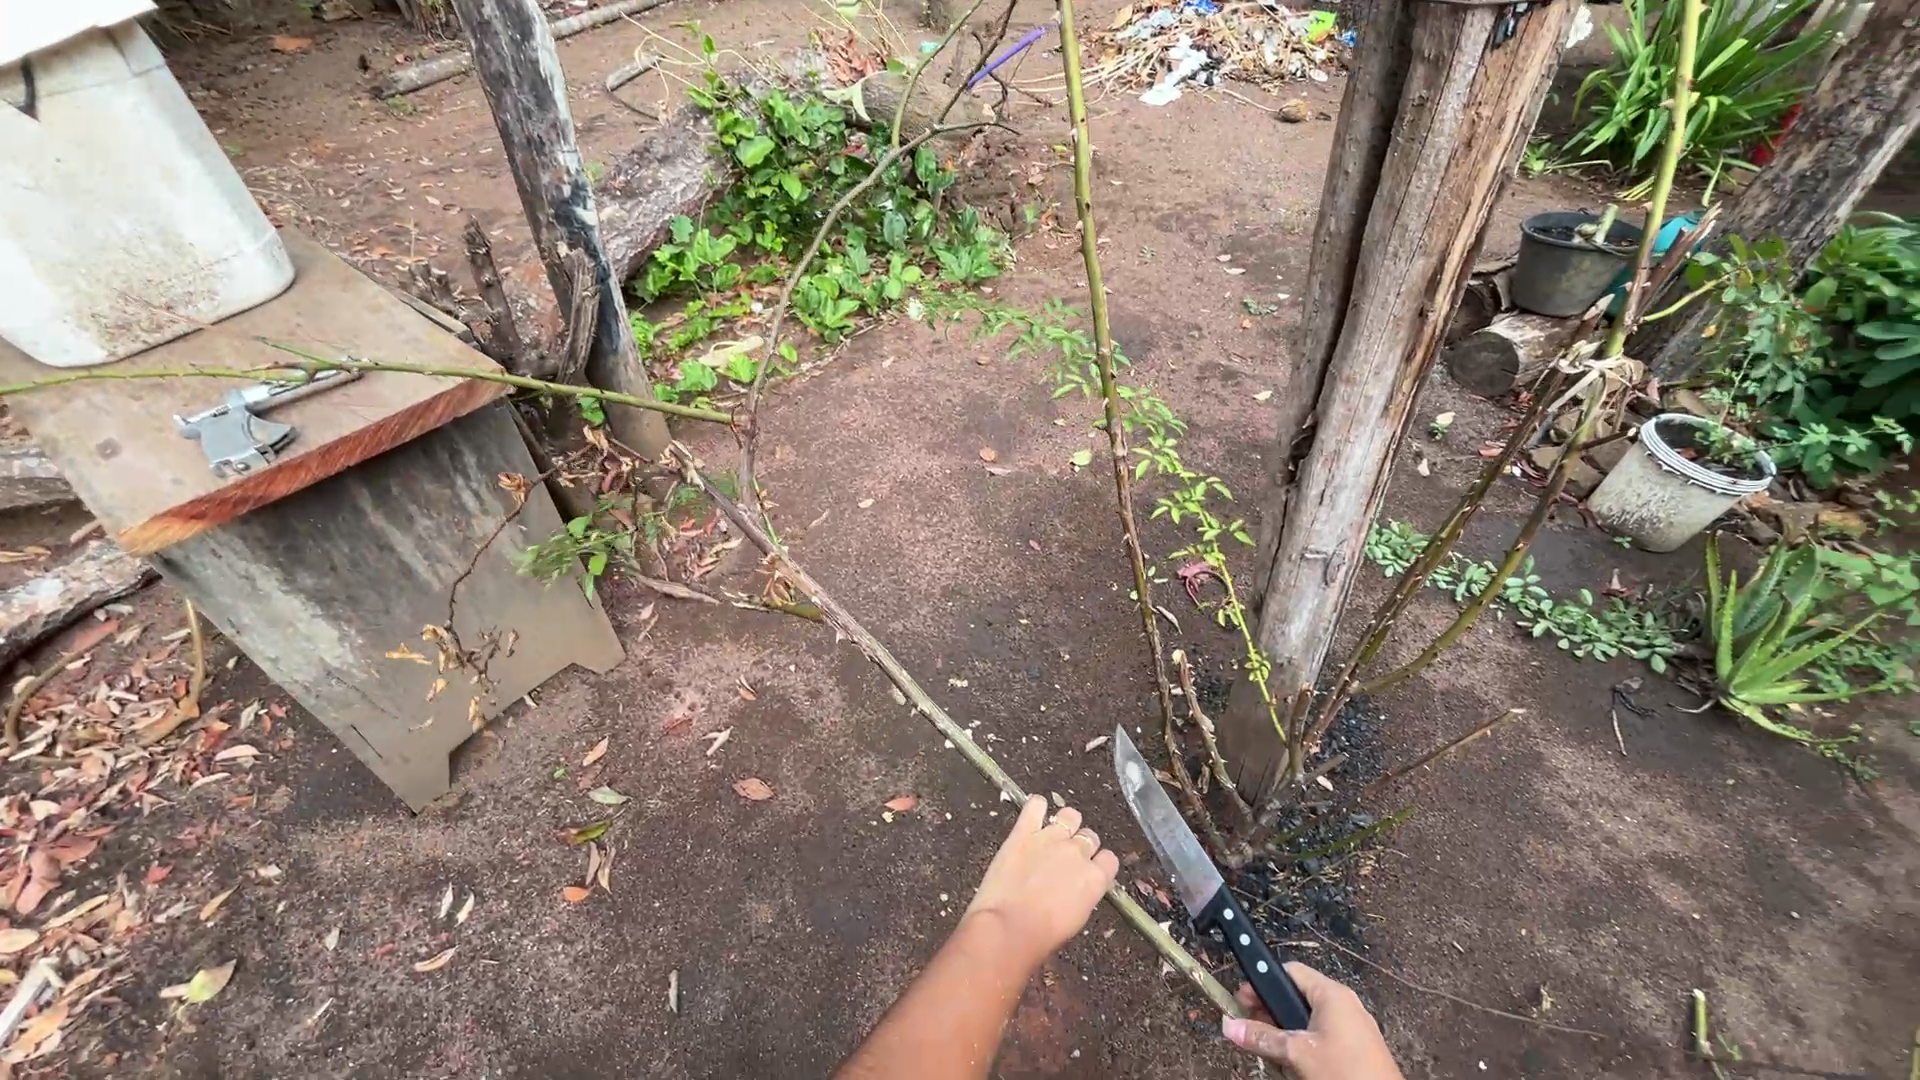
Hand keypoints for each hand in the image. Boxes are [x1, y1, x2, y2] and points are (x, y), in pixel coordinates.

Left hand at [963, 795, 1118, 966]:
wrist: (1009, 927)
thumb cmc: (1042, 936)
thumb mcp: (1075, 919)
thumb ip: (1082, 893)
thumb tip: (1078, 886)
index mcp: (1095, 879)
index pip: (1109, 859)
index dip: (1099, 863)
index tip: (1090, 869)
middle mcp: (1077, 853)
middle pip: (1089, 837)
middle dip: (1082, 844)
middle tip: (1067, 857)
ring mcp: (1050, 838)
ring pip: (1069, 816)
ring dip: (1066, 822)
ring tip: (1055, 832)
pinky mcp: (1024, 832)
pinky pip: (1035, 806)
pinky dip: (1036, 806)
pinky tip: (1035, 811)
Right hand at [1222, 963, 1404, 1079]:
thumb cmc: (1345, 1074)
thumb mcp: (1298, 1054)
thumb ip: (1262, 1038)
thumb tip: (1228, 1026)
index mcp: (1331, 994)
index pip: (1289, 971)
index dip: (1263, 983)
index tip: (1243, 1001)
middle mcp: (1344, 1004)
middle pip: (1297, 996)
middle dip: (1272, 1013)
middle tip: (1251, 1028)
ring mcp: (1354, 1028)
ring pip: (1309, 1020)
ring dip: (1287, 1034)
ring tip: (1272, 1053)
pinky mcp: (1359, 1050)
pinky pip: (1323, 1037)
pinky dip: (1305, 1046)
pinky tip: (1295, 1066)